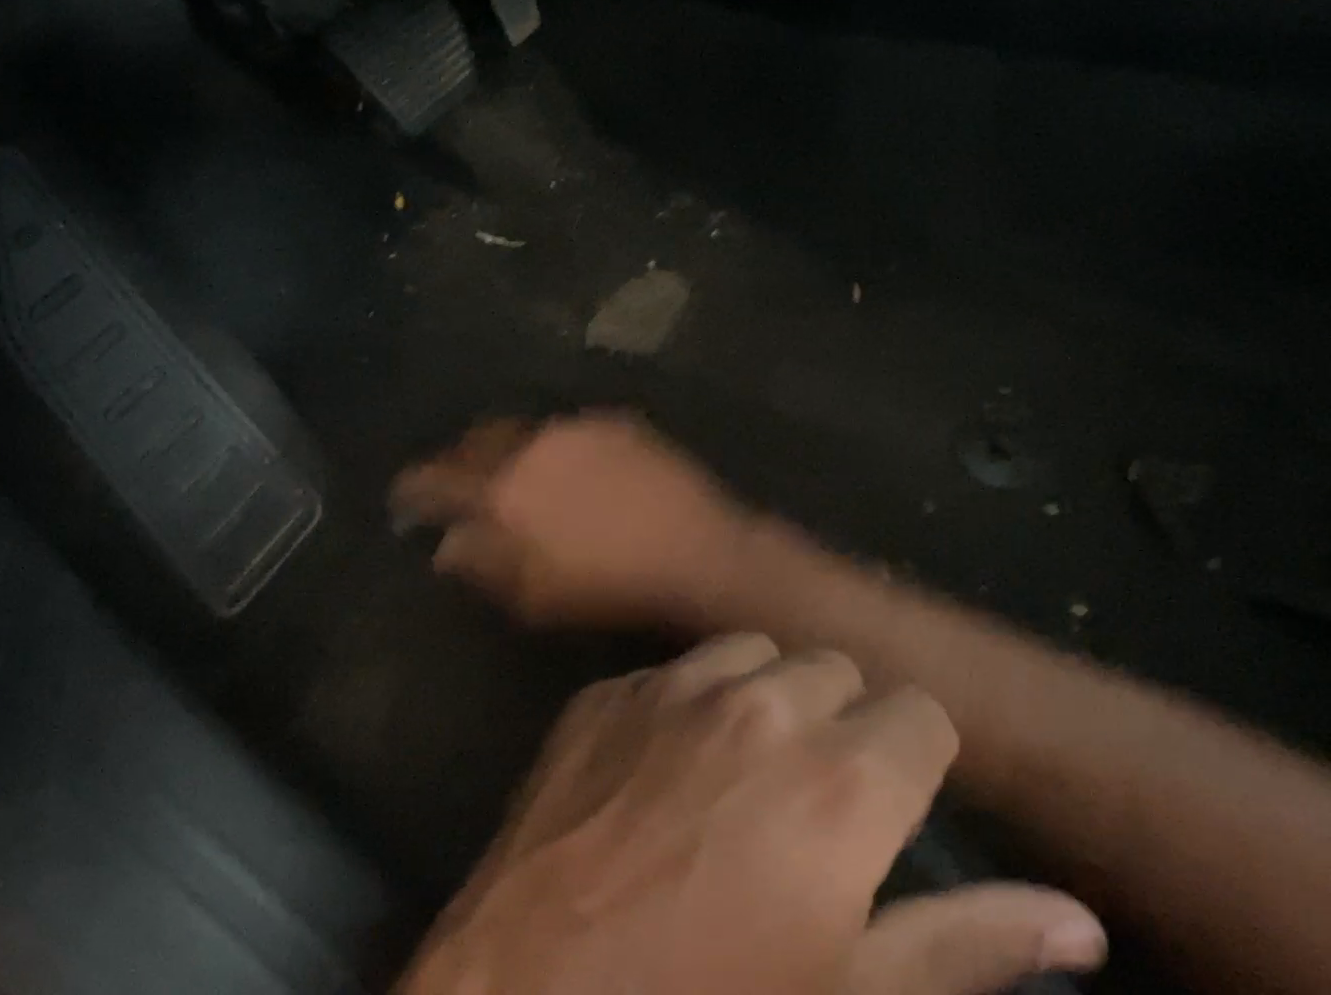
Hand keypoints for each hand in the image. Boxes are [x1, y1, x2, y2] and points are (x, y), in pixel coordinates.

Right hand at [389, 413, 751, 625]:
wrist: (701, 554)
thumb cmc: (608, 587)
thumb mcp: (533, 594)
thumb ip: (480, 564)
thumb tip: (444, 548)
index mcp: (501, 489)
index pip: (436, 478)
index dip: (411, 488)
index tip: (401, 499)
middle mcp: (528, 446)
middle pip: (471, 444)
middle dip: (452, 462)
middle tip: (448, 486)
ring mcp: (572, 429)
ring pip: (516, 431)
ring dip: (498, 451)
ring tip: (503, 474)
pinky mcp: (611, 424)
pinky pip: (559, 429)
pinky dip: (543, 447)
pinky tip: (559, 468)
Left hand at [399, 635, 1106, 994]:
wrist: (537, 976)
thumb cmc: (703, 993)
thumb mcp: (852, 990)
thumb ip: (967, 941)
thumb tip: (1076, 918)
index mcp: (844, 781)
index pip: (921, 715)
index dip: (916, 755)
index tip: (895, 794)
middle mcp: (759, 709)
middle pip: (834, 669)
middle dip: (842, 716)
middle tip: (818, 785)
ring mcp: (668, 691)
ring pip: (749, 651)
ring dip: (765, 690)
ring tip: (749, 758)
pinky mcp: (601, 694)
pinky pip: (669, 670)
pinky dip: (687, 696)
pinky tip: (668, 755)